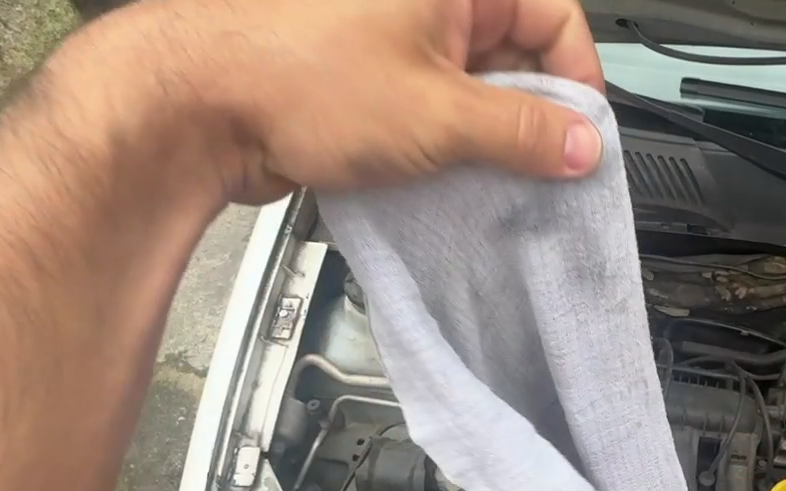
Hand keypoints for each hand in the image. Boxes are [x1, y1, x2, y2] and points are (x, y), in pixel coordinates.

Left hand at [70, 0, 606, 198]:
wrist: (203, 109)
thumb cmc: (298, 80)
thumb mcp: (438, 115)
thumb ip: (521, 132)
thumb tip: (582, 145)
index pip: (555, 14)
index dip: (577, 80)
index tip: (581, 139)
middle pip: (520, 51)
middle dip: (535, 115)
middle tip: (542, 170)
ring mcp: (403, 32)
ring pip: (481, 83)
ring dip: (495, 136)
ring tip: (495, 179)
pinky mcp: (381, 72)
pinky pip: (444, 104)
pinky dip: (459, 141)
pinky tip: (459, 176)